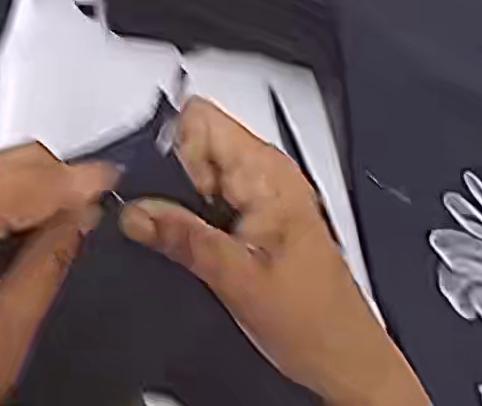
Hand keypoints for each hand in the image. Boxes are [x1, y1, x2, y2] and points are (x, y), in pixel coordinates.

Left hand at [0, 144, 118, 405]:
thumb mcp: (4, 330)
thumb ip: (49, 260)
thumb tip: (79, 219)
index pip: (39, 178)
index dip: (84, 182)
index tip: (117, 182)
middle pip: (24, 159)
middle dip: (65, 183)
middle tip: (97, 214)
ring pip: (8, 164)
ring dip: (42, 190)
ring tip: (68, 230)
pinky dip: (18, 197)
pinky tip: (31, 230)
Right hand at [119, 98, 427, 405]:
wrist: (347, 364)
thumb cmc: (318, 324)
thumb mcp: (237, 281)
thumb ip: (181, 238)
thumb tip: (134, 212)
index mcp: (267, 170)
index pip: (198, 117)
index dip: (177, 152)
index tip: (175, 196)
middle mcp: (265, 169)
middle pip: (192, 139)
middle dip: (176, 181)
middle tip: (191, 228)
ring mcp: (259, 186)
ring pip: (193, 166)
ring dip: (184, 202)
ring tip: (206, 243)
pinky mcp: (253, 206)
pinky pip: (203, 189)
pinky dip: (194, 214)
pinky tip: (209, 247)